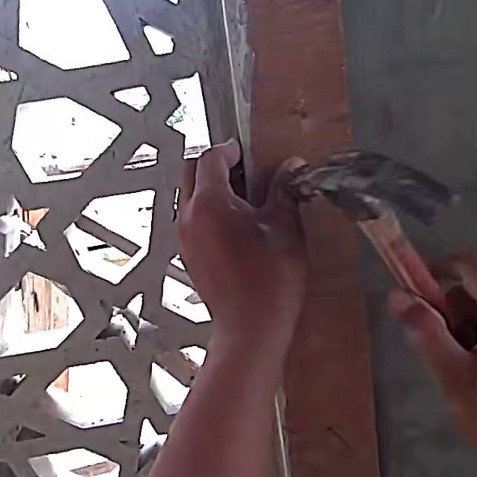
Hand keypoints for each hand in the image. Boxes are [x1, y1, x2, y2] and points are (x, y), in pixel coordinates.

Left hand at [177, 141, 305, 345]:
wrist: (251, 326)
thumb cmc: (269, 282)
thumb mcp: (285, 227)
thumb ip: (284, 190)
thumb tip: (291, 168)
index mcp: (210, 203)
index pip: (210, 159)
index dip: (228, 150)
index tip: (243, 150)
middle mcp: (189, 218)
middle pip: (190, 174)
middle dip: (214, 166)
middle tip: (243, 169)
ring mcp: (185, 239)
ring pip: (190, 199)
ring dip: (211, 190)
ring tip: (244, 199)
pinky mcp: (190, 257)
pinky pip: (193, 223)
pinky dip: (209, 214)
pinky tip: (236, 226)